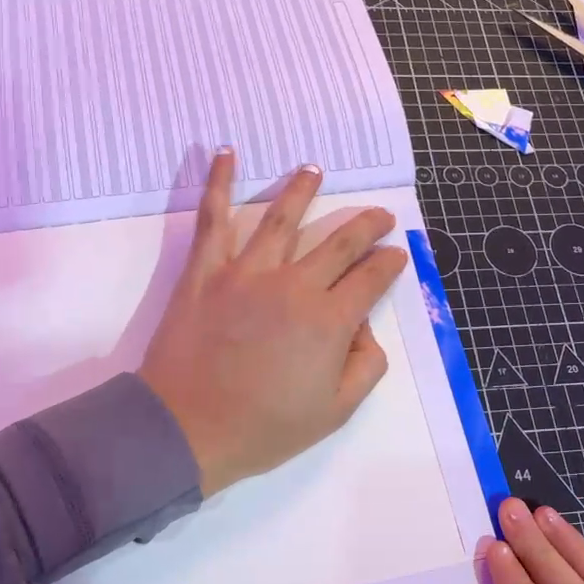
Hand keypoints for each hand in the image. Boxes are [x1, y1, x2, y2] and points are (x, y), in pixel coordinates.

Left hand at [139, 148, 407, 496]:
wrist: (187, 428)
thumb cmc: (263, 428)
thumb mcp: (334, 412)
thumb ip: (364, 367)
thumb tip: (365, 328)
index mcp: (329, 320)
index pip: (371, 278)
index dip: (390, 264)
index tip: (396, 255)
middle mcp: (294, 285)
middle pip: (339, 243)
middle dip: (366, 225)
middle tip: (379, 215)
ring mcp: (247, 272)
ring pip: (282, 218)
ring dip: (303, 191)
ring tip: (315, 170)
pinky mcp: (206, 270)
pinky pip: (214, 219)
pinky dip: (219, 183)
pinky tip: (226, 154)